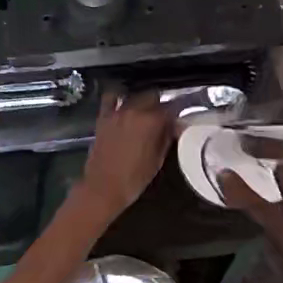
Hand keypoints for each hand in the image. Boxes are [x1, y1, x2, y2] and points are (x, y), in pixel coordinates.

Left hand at [76, 90, 172, 218]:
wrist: (103, 187)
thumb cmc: (134, 178)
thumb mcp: (157, 160)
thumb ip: (167, 138)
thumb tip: (175, 126)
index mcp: (152, 121)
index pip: (171, 107)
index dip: (179, 111)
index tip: (180, 117)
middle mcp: (135, 110)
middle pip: (153, 96)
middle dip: (161, 104)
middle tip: (164, 117)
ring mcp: (117, 112)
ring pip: (135, 95)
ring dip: (143, 100)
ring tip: (146, 112)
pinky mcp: (103, 117)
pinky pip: (111, 98)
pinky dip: (119, 98)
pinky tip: (123, 106)